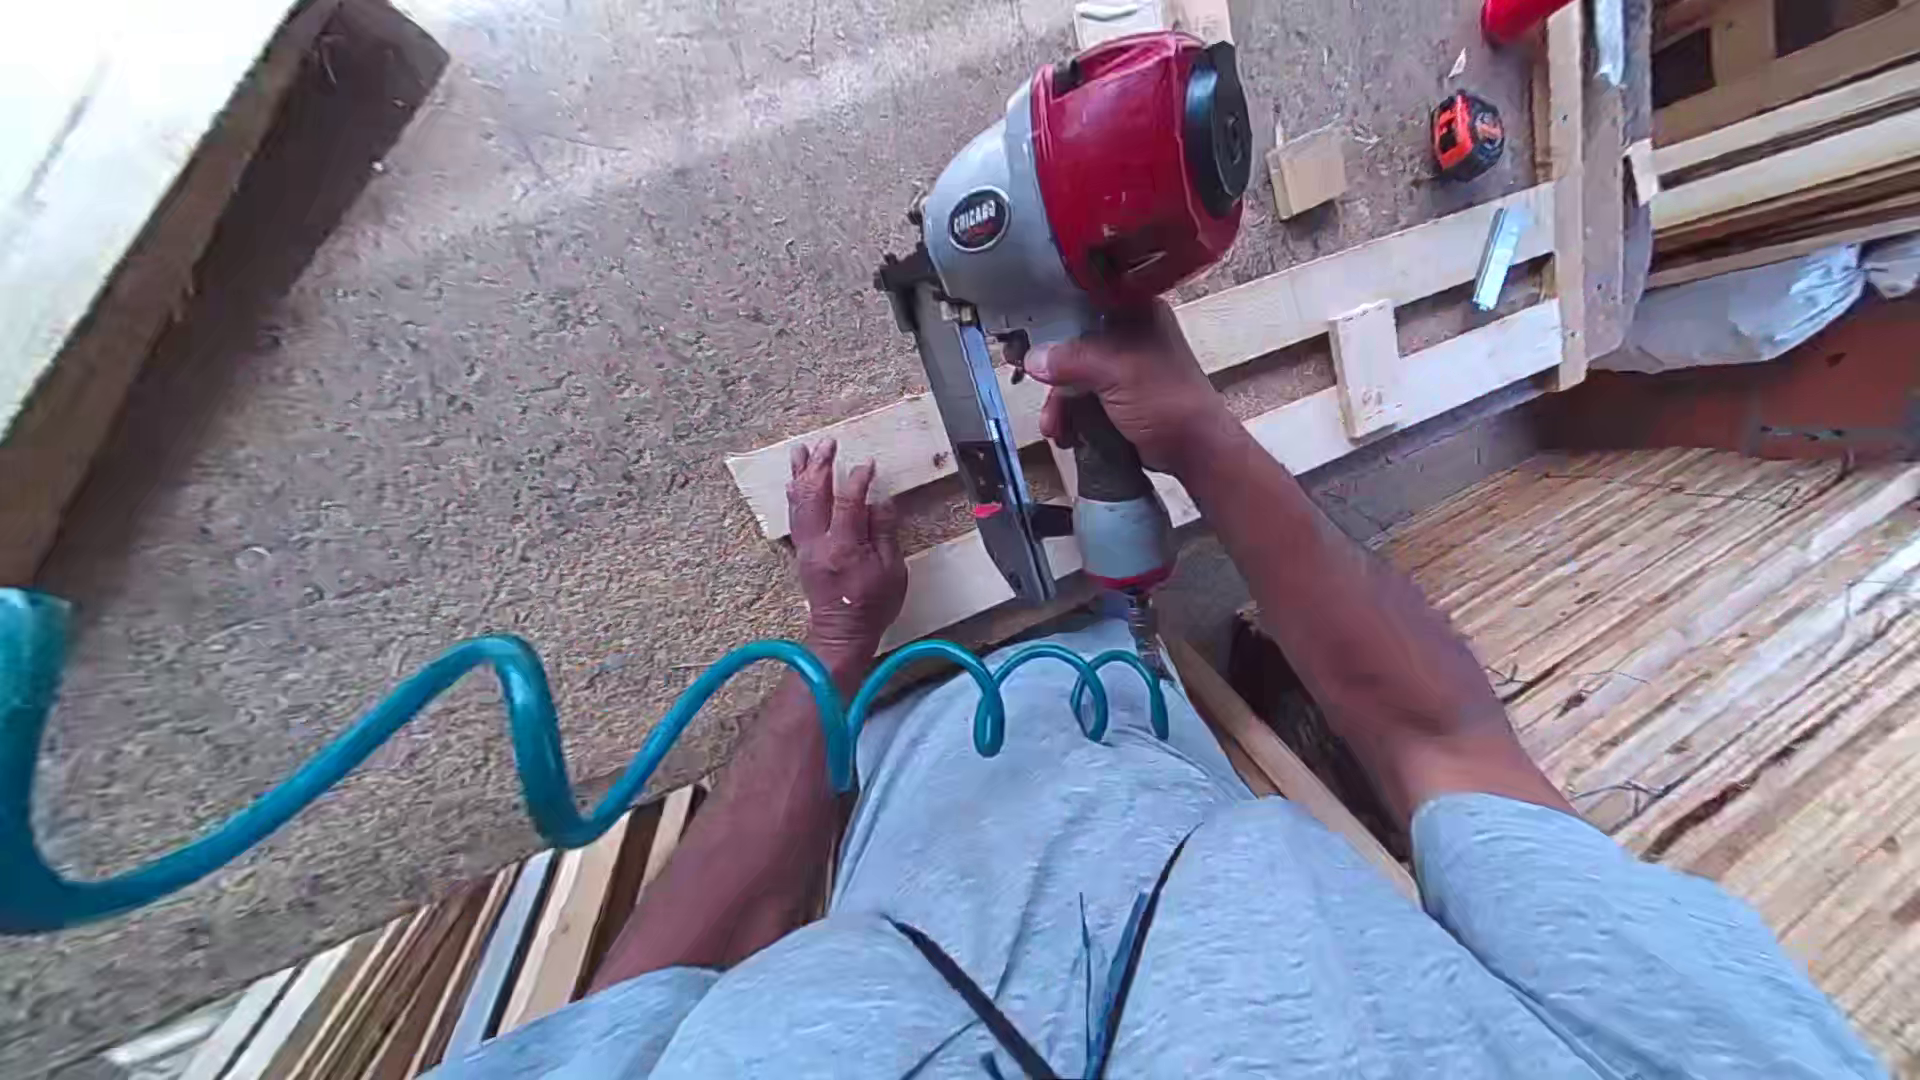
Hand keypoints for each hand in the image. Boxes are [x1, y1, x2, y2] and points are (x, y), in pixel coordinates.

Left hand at [787, 438, 906, 656]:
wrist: (842, 634)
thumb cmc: (873, 605)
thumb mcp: (892, 570)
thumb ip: (884, 532)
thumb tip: (879, 501)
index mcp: (844, 548)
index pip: (849, 502)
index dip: (859, 480)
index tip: (869, 465)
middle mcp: (819, 544)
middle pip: (815, 496)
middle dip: (820, 466)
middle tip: (828, 444)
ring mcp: (807, 548)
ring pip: (799, 503)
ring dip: (801, 475)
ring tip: (801, 451)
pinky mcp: (803, 553)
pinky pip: (795, 516)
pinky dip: (796, 495)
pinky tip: (796, 481)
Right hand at [1028, 301, 1240, 476]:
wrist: (1191, 450)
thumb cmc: (1168, 402)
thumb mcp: (1117, 373)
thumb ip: (1073, 361)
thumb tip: (1034, 358)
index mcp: (1134, 314)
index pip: (1083, 304)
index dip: (1051, 320)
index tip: (1026, 338)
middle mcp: (1126, 337)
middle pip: (1071, 345)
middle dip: (1052, 375)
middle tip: (1032, 386)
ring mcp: (1120, 369)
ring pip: (1072, 377)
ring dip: (1058, 404)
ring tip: (1056, 427)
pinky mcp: (1115, 398)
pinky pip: (1080, 400)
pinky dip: (1068, 416)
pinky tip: (1065, 433)